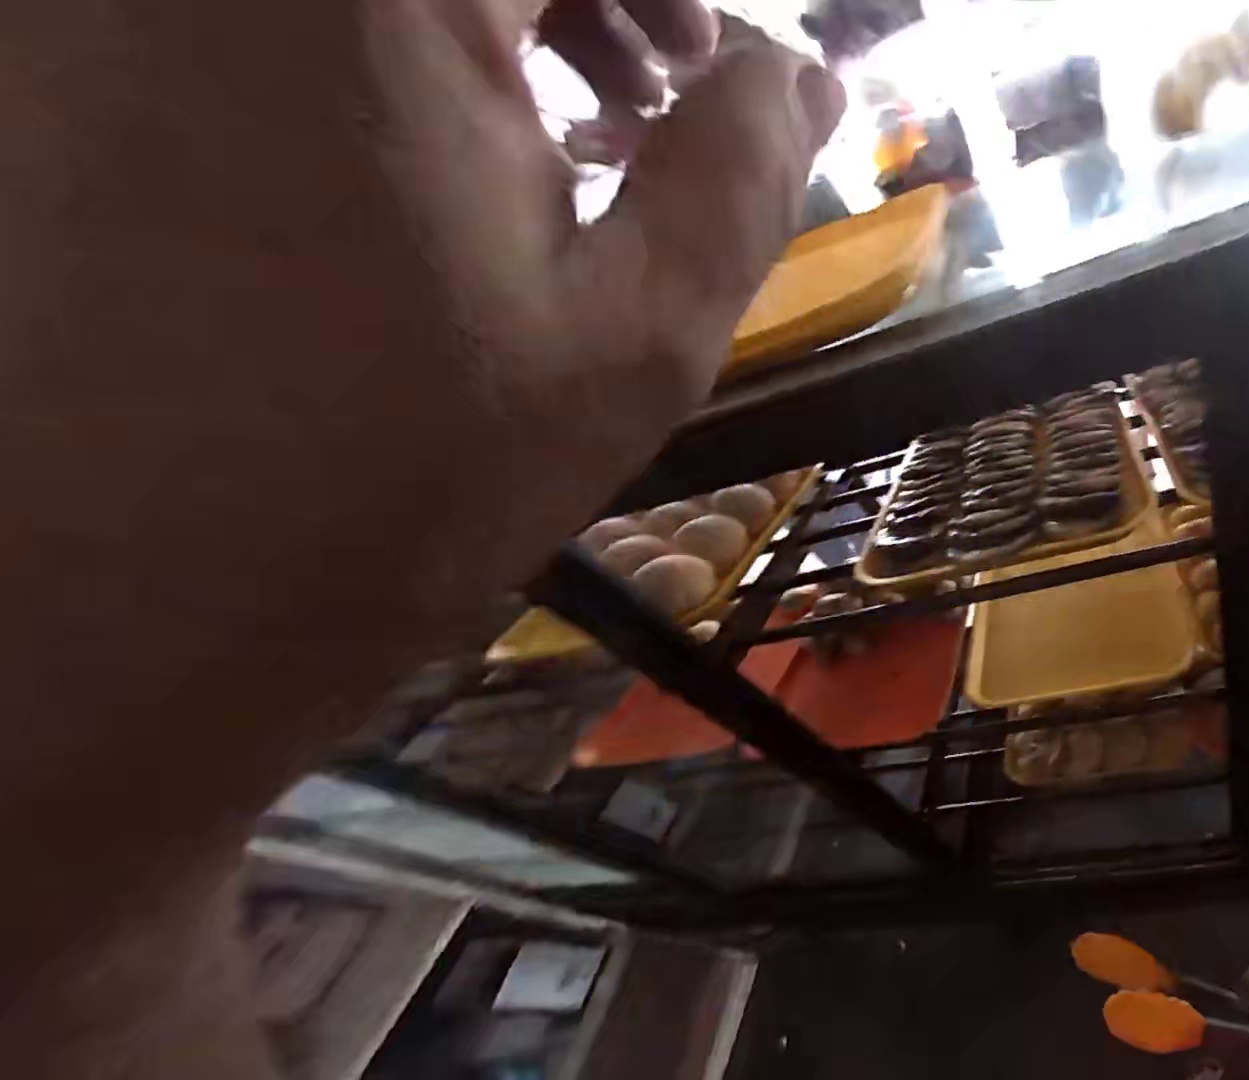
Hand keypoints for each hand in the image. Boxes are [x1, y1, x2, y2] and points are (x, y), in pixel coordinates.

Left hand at [0, 4, 841, 1071]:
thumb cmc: (422, 476)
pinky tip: (472, 138)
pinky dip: (418, 40)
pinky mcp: (80, 55)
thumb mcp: (640, 338)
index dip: (684, 1)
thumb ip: (741, 184)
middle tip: (673, 90)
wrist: (121, 604)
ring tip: (590, 121)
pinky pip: (302, 17)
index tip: (733, 76)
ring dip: (521, 4)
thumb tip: (808, 81)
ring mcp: (123, 4)